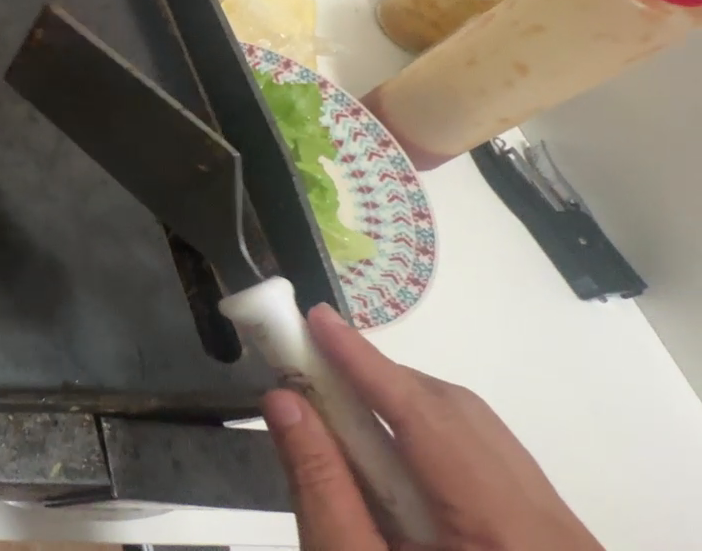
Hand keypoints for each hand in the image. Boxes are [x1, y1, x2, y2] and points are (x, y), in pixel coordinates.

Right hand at [265, 305, 602, 550]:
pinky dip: (426, 442)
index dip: (366, 362)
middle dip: (379, 380)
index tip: (315, 317)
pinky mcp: (551, 544)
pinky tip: (380, 454)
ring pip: (477, 436)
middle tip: (307, 361)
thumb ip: (320, 484)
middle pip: (460, 416)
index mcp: (510, 537)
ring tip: (334, 403)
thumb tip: (282, 399)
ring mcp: (563, 538)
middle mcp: (556, 530)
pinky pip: (489, 466)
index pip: (427, 420)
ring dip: (400, 408)